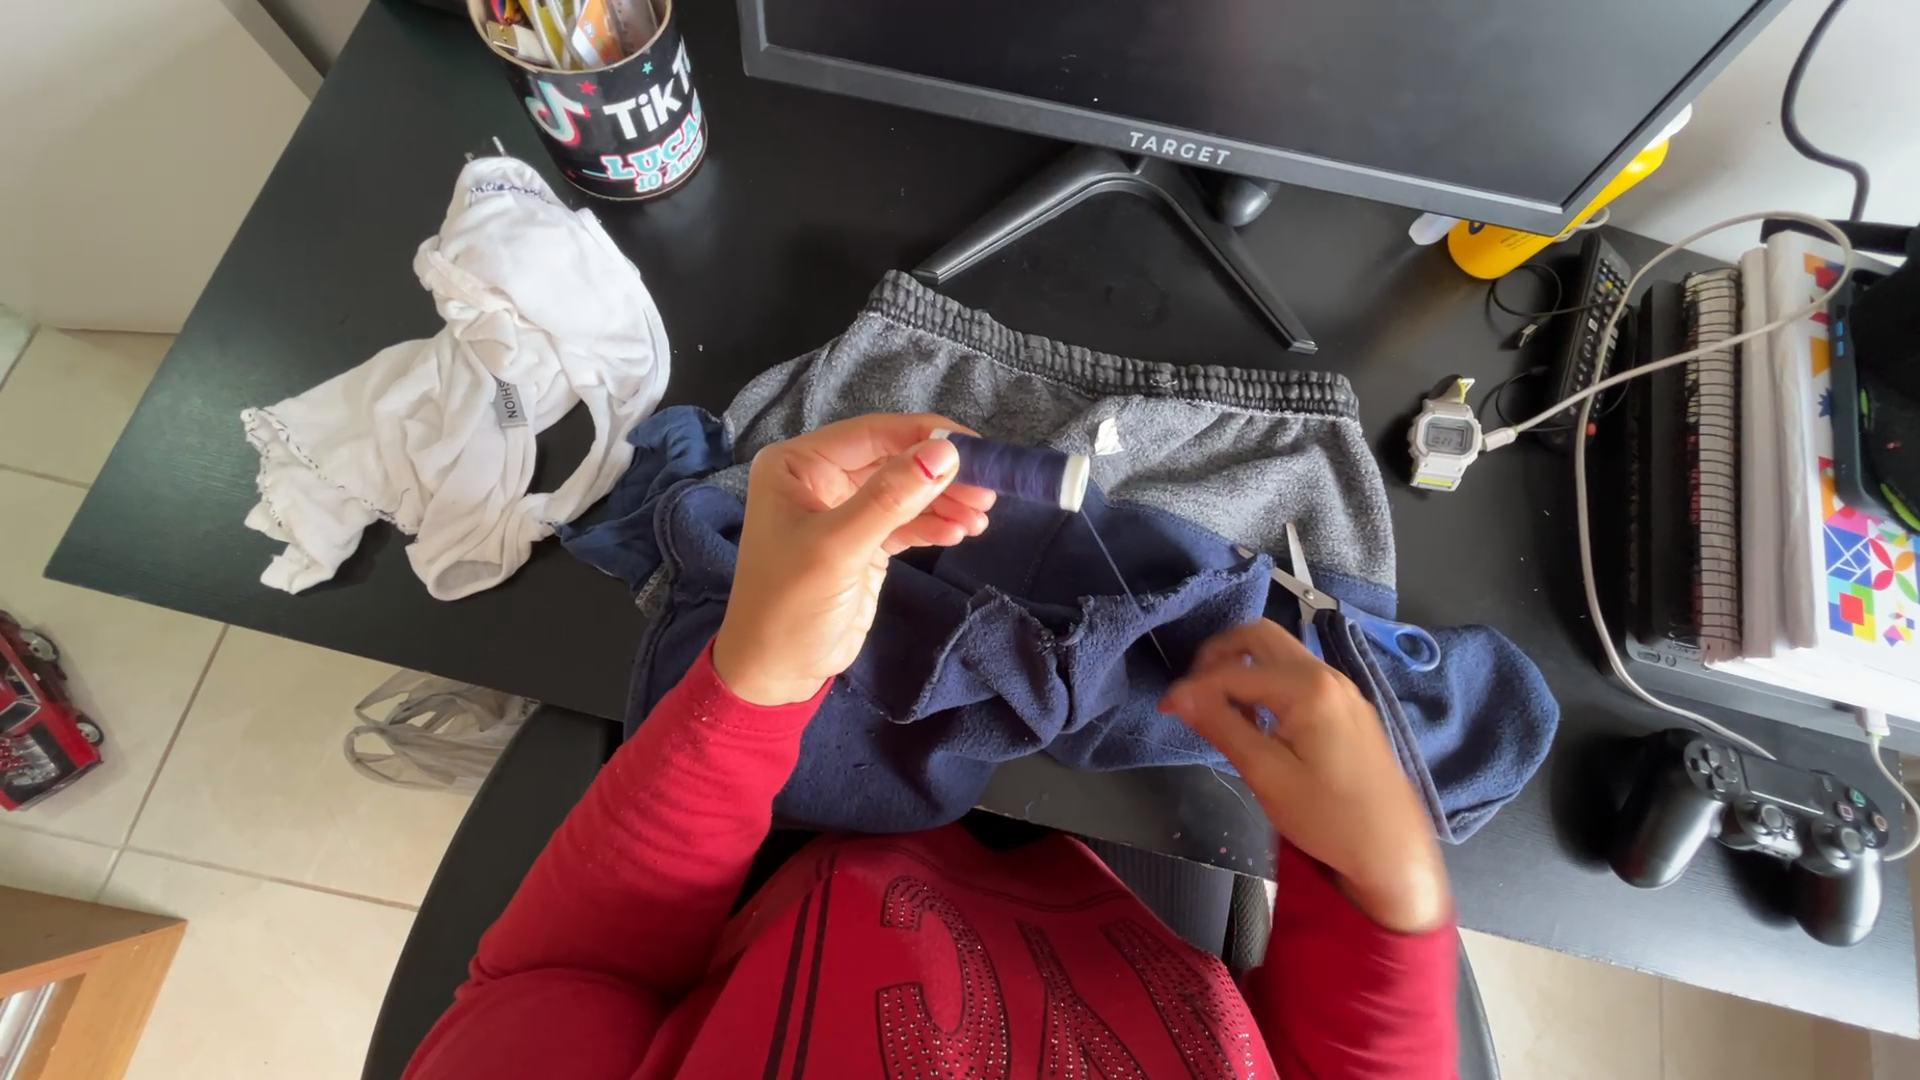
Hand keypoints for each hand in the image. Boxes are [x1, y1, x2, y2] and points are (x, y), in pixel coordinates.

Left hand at [711, 414, 996, 706]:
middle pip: (894, 461)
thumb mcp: (839, 548)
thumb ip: (891, 498)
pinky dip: (933, 525)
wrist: (778, 672)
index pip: (872, 434)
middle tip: (987, 490)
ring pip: (905, 492)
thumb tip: (945, 452)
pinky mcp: (864, 541)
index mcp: (798, 464)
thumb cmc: (790, 606)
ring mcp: (843, 510)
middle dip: (940, 475)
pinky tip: (959, 532)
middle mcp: (820, 478)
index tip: (977, 448)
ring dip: (944, 502)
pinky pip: (905, 521)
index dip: (925, 436)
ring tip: (981, 518)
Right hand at [1160, 619, 1450, 932]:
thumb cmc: (1329, 818)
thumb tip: (1179, 695)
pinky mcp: (1345, 706)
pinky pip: (1295, 673)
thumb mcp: (1266, 774)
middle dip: (1218, 656)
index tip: (1166, 709)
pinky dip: (1264, 682)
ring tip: (1219, 707)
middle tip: (1194, 691)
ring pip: (1278, 652)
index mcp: (1308, 688)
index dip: (1193, 687)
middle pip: (1259, 636)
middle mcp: (1326, 675)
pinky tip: (1254, 718)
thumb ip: (1221, 725)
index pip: (1233, 671)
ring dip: (1241, 667)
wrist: (1395, 856)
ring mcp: (1340, 688)